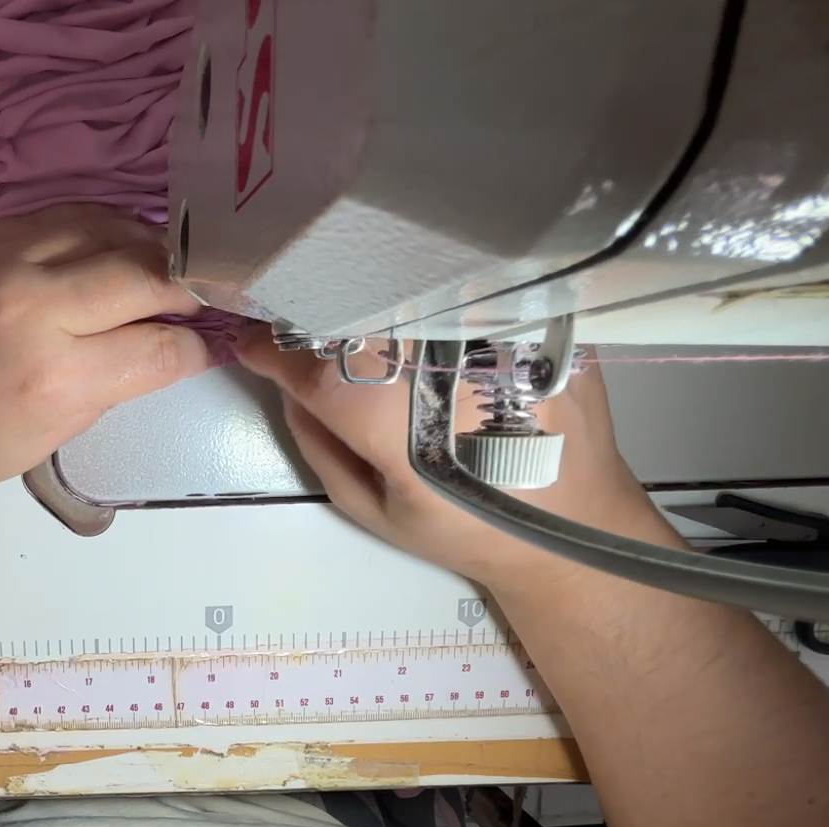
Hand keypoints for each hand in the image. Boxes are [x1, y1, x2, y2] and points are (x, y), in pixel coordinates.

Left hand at [0, 204, 215, 507]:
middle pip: (148, 274)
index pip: (159, 348)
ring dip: (150, 249)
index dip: (194, 348)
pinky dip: (101, 228)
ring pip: (112, 228)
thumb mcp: (39, 443)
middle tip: (201, 300)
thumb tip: (151, 355)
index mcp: (54, 379)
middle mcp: (35, 307)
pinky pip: (64, 214)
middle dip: (188, 290)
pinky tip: (110, 247)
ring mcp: (2, 260)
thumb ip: (103, 392)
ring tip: (161, 269)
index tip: (206, 346)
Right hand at [236, 326, 674, 597]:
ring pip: (414, 295)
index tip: (251, 342)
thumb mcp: (370, 509)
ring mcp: (507, 345)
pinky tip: (408, 307)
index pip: (322, 374)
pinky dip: (424, 294)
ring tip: (345, 311)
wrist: (577, 531)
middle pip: (366, 318)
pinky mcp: (542, 328)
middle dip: (316, 314)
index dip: (277, 354)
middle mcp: (456, 376)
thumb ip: (319, 445)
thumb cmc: (463, 532)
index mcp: (408, 433)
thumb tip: (289, 387)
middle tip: (292, 319)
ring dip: (366, 299)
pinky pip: (465, 293)